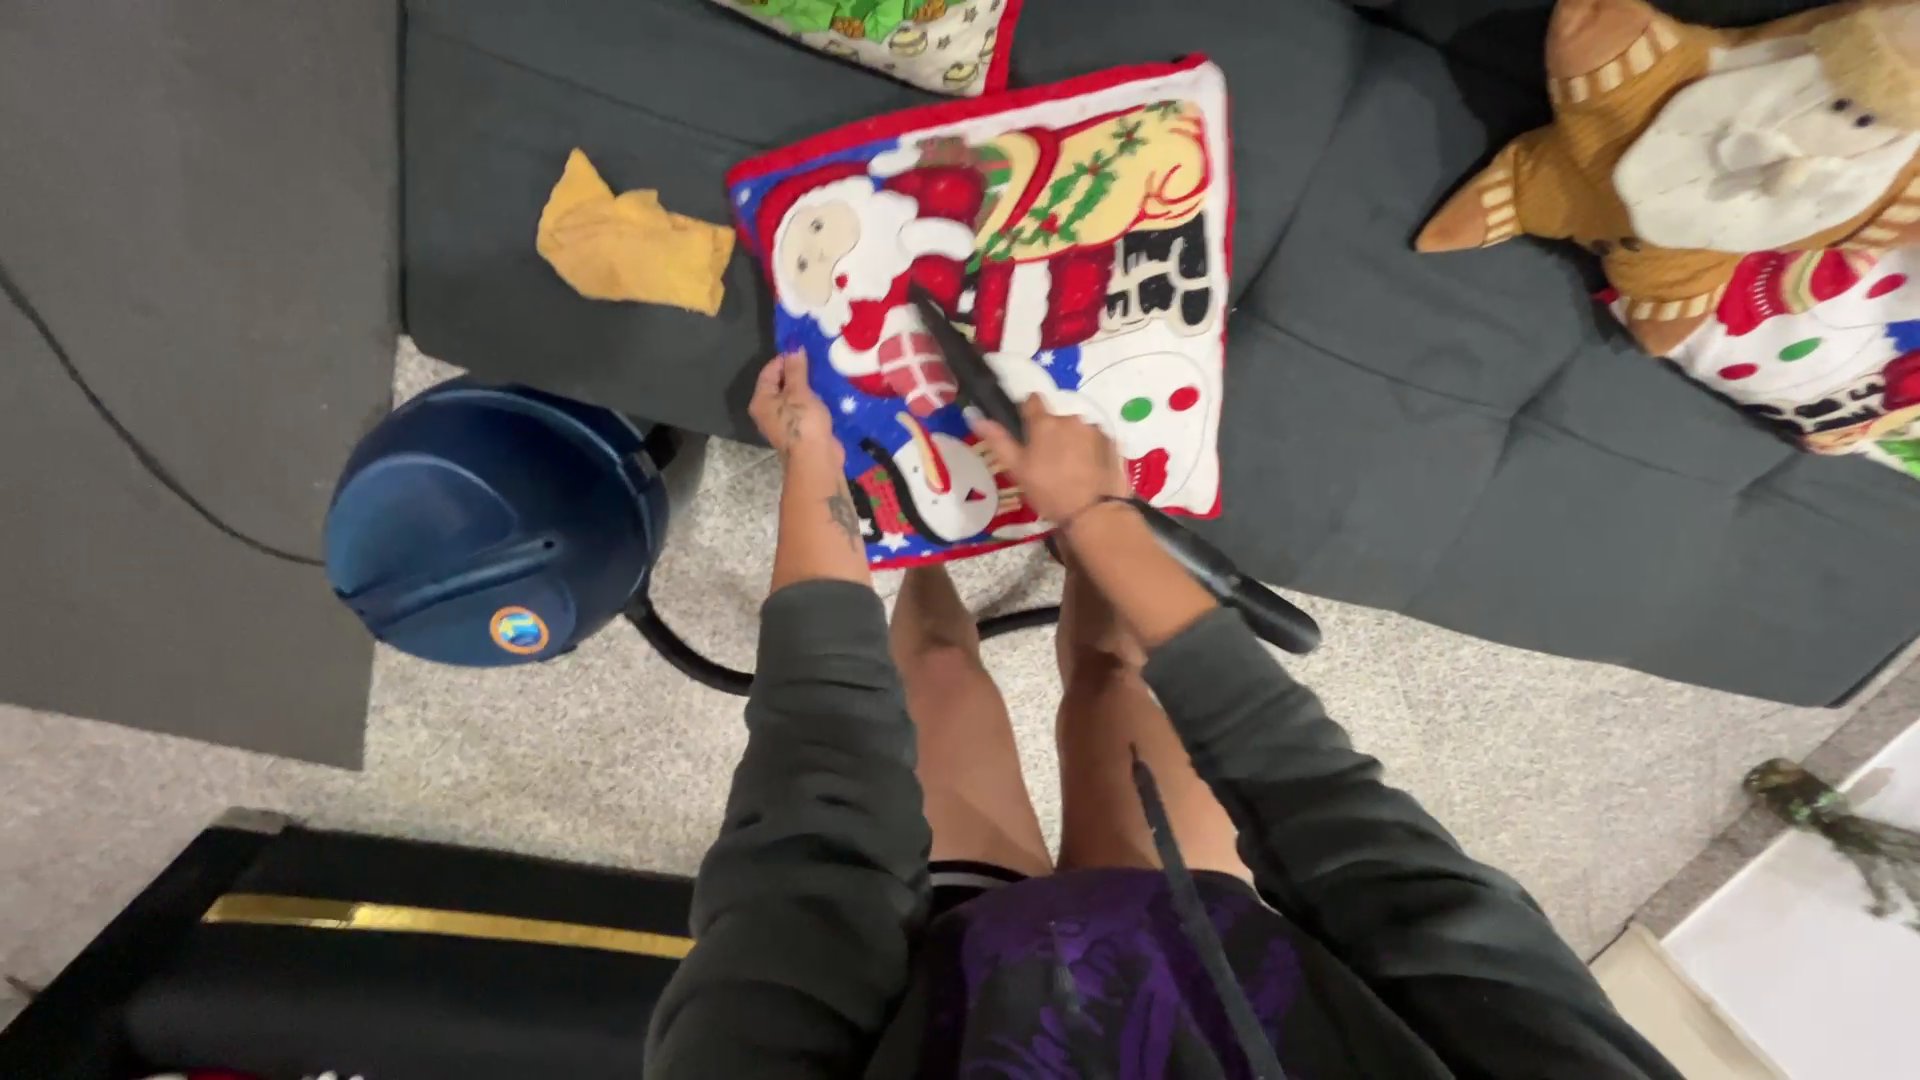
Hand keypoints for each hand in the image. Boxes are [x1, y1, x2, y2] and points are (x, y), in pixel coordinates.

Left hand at [749, 351, 841, 467]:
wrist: (816, 459)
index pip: (769, 371)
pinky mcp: (799, 430)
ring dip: (807, 387)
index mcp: (761, 400)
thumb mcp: (799, 392)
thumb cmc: (803, 423)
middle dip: (797, 372)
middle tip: (815, 361)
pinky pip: (804, 409)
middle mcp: (767, 411)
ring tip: (822, 374)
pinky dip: (813, 401)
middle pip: (780, 384)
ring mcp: (783, 422)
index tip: (804, 351)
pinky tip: (826, 393)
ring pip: (793, 397)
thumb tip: (794, 348)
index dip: (785, 359)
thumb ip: (796, 369)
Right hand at [970, 396, 1129, 524]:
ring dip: (1073, 442)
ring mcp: (1094, 430)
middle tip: (1048, 462)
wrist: (1094, 512)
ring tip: (1071, 470)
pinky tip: (1089, 472)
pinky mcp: (1112, 443)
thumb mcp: (1017, 470)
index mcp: (1044, 423)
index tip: (1026, 431)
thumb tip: (976, 417)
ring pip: (1077, 430)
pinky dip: (1092, 451)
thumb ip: (998, 441)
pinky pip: (1096, 441)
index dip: (1027, 412)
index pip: (1032, 401)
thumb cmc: (1049, 491)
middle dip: (1052, 434)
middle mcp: (1070, 418)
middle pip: (1056, 419)